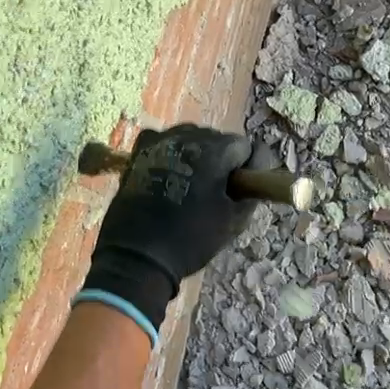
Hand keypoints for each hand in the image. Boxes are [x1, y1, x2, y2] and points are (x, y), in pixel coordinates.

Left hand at [78, 124, 260, 340]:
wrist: (136, 253)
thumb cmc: (190, 237)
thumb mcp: (232, 221)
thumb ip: (250, 194)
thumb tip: (253, 181)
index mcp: (213, 149)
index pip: (244, 146)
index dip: (248, 167)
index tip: (243, 189)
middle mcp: (186, 135)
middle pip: (216, 140)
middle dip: (221, 162)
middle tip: (218, 193)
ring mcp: (158, 140)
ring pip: (189, 141)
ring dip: (196, 158)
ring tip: (192, 189)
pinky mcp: (137, 152)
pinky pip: (164, 146)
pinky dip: (171, 158)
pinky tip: (168, 180)